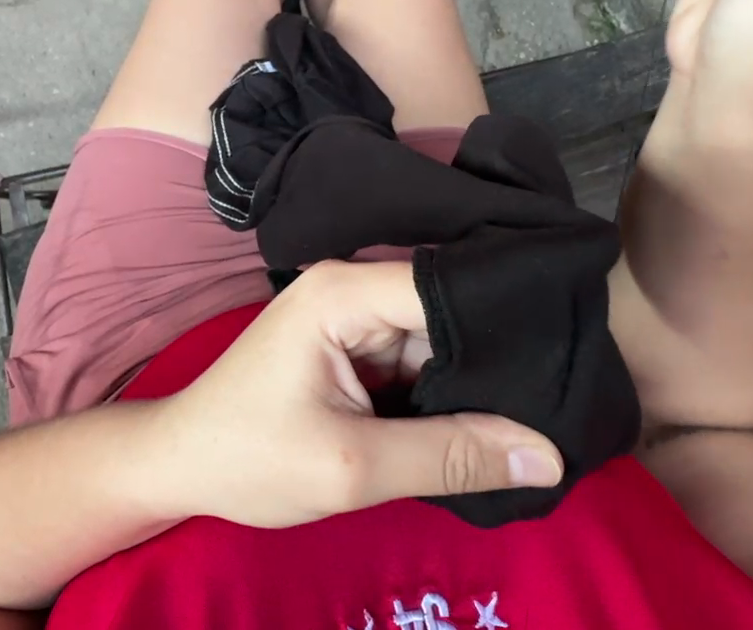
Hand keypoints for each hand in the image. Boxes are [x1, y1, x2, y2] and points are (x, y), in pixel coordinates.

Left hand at [157, 260, 562, 528]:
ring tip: (537, 414)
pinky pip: (413, 361)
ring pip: (434, 341)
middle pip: (444, 312)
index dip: (505, 317)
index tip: (569, 349)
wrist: (183, 463)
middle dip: (493, 356)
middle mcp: (350, 288)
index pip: (446, 286)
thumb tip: (545, 454)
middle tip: (563, 396)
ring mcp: (350, 317)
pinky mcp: (350, 347)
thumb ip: (448, 456)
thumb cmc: (250, 457)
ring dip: (470, 379)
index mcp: (343, 291)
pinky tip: (485, 419)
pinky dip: (441, 392)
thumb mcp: (352, 467)